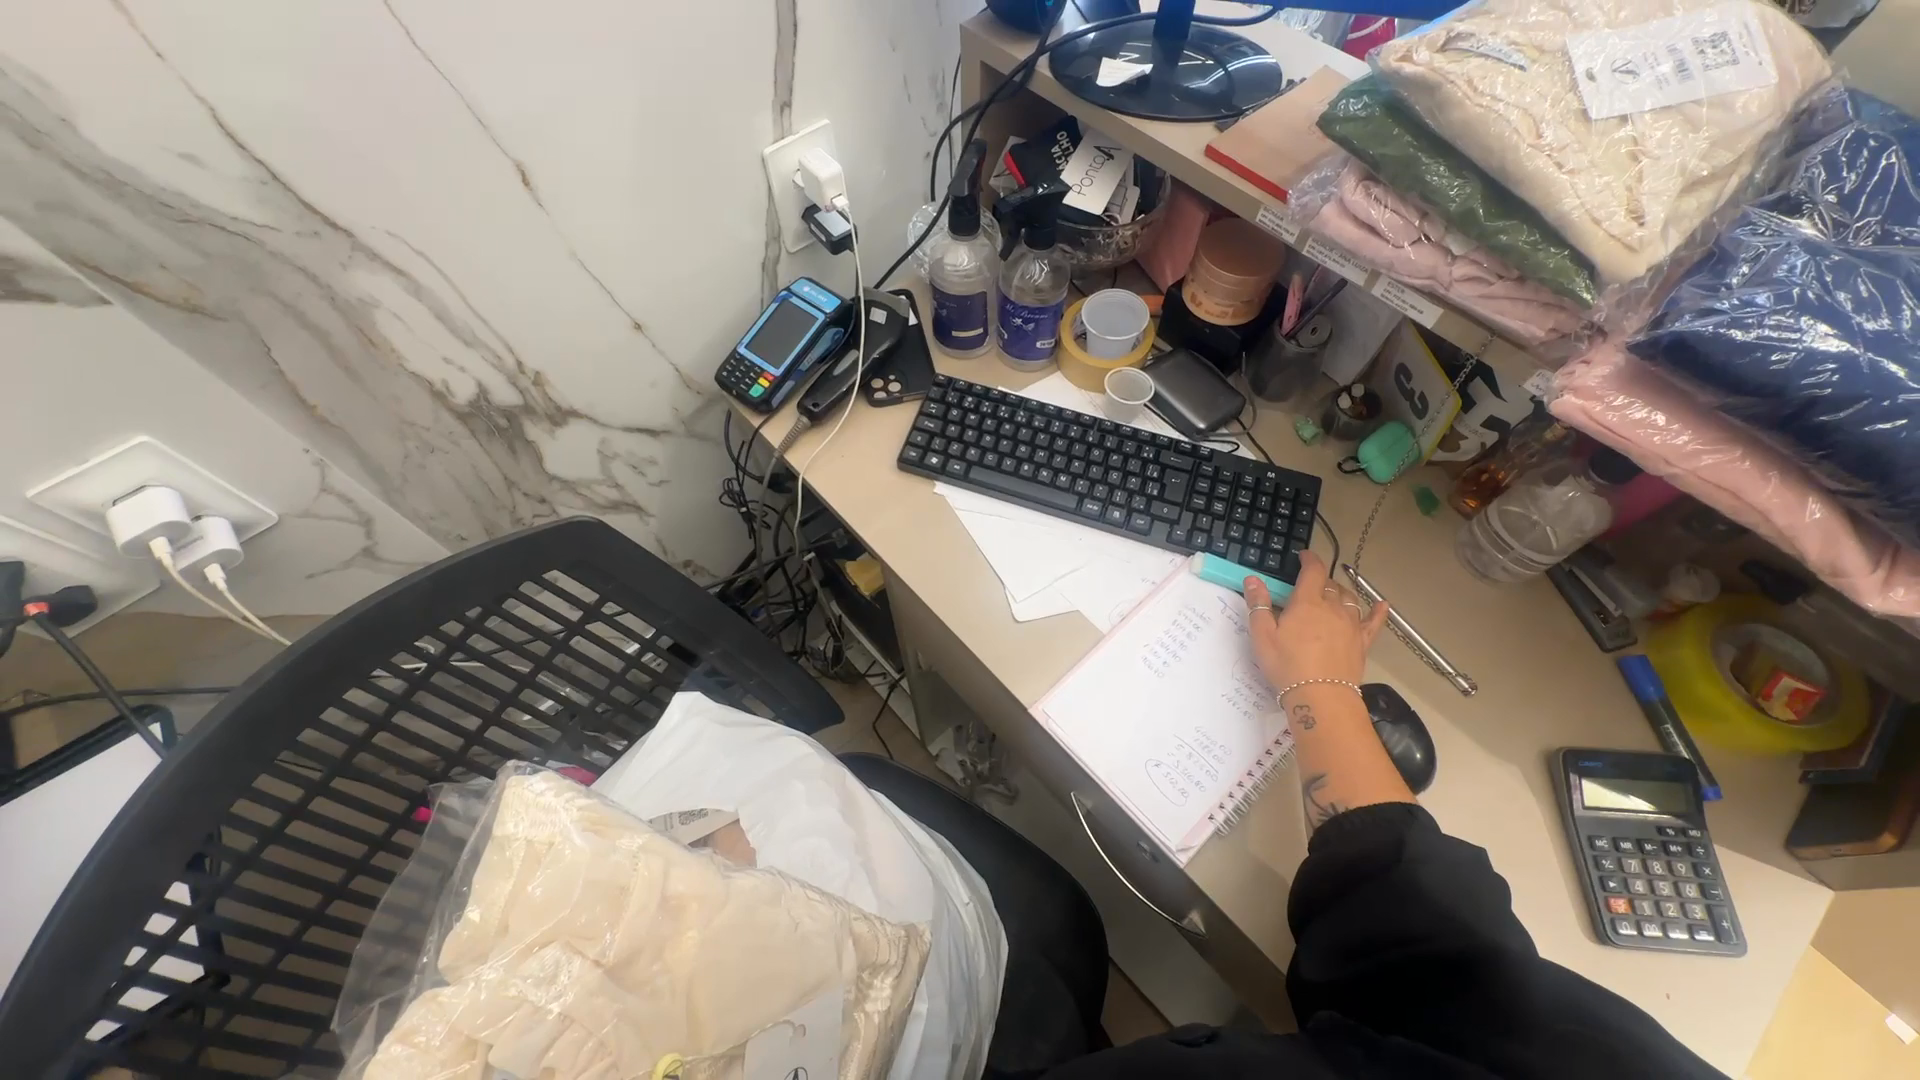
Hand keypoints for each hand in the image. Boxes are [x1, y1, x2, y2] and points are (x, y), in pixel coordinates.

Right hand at [1244, 552, 1389, 689]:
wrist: (1321, 696)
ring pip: (1349, 598)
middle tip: (1308, 584)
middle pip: (1330, 584)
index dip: (1309, 559)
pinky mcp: (1363, 642)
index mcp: (1307, 603)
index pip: (1313, 571)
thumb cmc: (1287, 665)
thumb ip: (1258, 605)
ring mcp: (1351, 624)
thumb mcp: (1263, 636)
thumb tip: (1253, 579)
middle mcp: (1333, 607)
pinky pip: (1374, 621)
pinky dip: (1378, 611)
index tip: (1303, 555)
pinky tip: (1382, 604)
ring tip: (1332, 593)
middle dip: (1320, 579)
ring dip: (1340, 591)